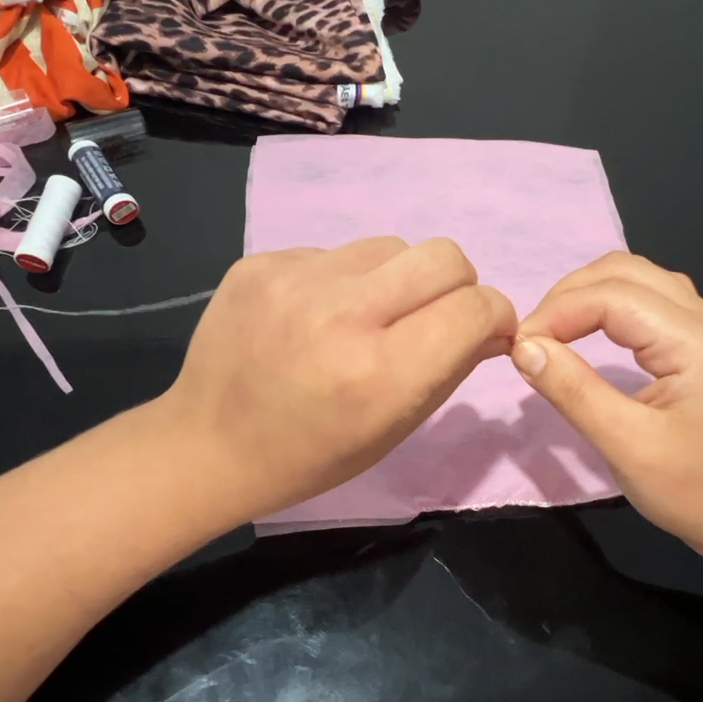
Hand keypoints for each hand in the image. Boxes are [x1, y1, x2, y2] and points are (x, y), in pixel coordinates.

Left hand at [158, 237, 517, 521]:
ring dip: (399, 278)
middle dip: (458, 285)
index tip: (482, 331)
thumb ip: (452, 369)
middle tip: (435, 317)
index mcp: (381, 372)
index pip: (475, 307)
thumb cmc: (311, 456)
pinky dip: (344, 280)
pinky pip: (336, 252)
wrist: (208, 446)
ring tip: (369, 316)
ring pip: (391, 245)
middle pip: (443, 256)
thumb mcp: (395, 429)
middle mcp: (342, 314)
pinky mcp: (262, 263)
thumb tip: (491, 325)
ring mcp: (296, 280)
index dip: (494, 316)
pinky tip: (316, 315)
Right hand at [509, 253, 702, 561]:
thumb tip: (524, 347)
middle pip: (626, 272)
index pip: (612, 296)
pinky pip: (653, 301)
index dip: (557, 312)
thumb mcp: (627, 448)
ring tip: (554, 334)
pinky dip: (612, 308)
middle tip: (533, 338)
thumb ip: (574, 391)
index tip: (518, 348)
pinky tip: (592, 335)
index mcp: (697, 342)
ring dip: (590, 296)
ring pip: (641, 280)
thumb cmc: (697, 493)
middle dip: (569, 295)